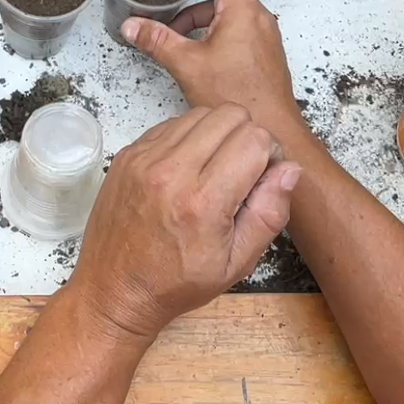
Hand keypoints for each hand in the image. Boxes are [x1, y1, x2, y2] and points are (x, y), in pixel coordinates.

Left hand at [64, 105, 300, 346]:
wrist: (114, 290)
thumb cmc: (175, 283)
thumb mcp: (236, 263)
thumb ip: (269, 213)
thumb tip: (289, 170)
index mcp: (202, 201)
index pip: (255, 139)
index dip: (270, 154)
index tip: (263, 177)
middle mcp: (170, 171)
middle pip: (230, 115)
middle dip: (247, 137)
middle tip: (242, 171)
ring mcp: (144, 158)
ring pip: (200, 113)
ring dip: (217, 134)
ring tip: (213, 170)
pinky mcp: (128, 154)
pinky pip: (171, 124)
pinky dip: (188, 138)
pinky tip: (187, 169)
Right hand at [121, 0, 303, 136]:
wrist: (272, 129)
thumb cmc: (236, 96)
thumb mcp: (187, 64)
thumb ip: (157, 41)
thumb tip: (131, 26)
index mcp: (242, 9)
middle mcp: (257, 17)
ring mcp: (262, 36)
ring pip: (228, 12)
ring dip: (199, 17)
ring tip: (171, 34)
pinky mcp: (261, 54)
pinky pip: (236, 30)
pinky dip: (212, 32)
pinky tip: (192, 53)